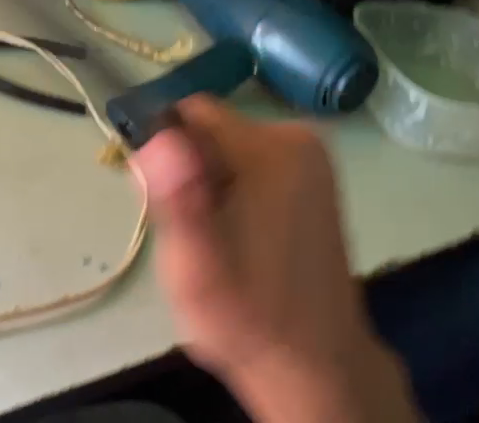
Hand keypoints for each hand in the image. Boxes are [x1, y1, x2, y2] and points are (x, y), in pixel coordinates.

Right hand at [133, 96, 416, 422]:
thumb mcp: (196, 270)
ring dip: (212, 182)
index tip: (170, 205)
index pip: (189, 113)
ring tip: (223, 239)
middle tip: (197, 233)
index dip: (167, 154)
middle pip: (210, 128)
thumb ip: (175, 202)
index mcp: (268, 150)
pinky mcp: (315, 172)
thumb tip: (159, 140)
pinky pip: (251, 158)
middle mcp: (297, 137)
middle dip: (191, 170)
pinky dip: (238, 187)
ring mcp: (312, 154)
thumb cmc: (248, 317)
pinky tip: (246, 234)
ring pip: (227, 144)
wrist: (319, 365)